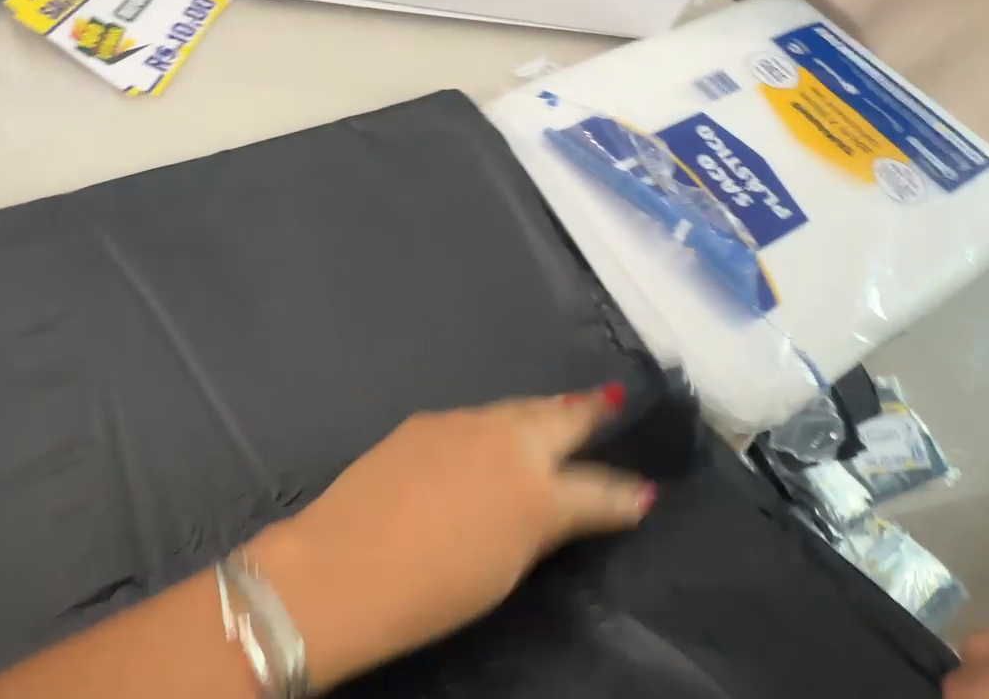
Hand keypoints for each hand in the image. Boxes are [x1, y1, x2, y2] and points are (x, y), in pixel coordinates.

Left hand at [246, 386, 656, 691]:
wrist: (344, 563)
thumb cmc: (434, 590)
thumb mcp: (506, 568)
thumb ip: (541, 527)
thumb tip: (569, 507)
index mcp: (537, 491)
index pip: (600, 489)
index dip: (626, 493)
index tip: (644, 491)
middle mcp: (506, 442)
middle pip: (561, 418)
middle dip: (591, 411)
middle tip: (612, 400)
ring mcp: (461, 423)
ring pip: (515, 410)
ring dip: (541, 412)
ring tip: (560, 410)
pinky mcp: (424, 420)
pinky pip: (474, 418)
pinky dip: (495, 424)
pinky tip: (492, 434)